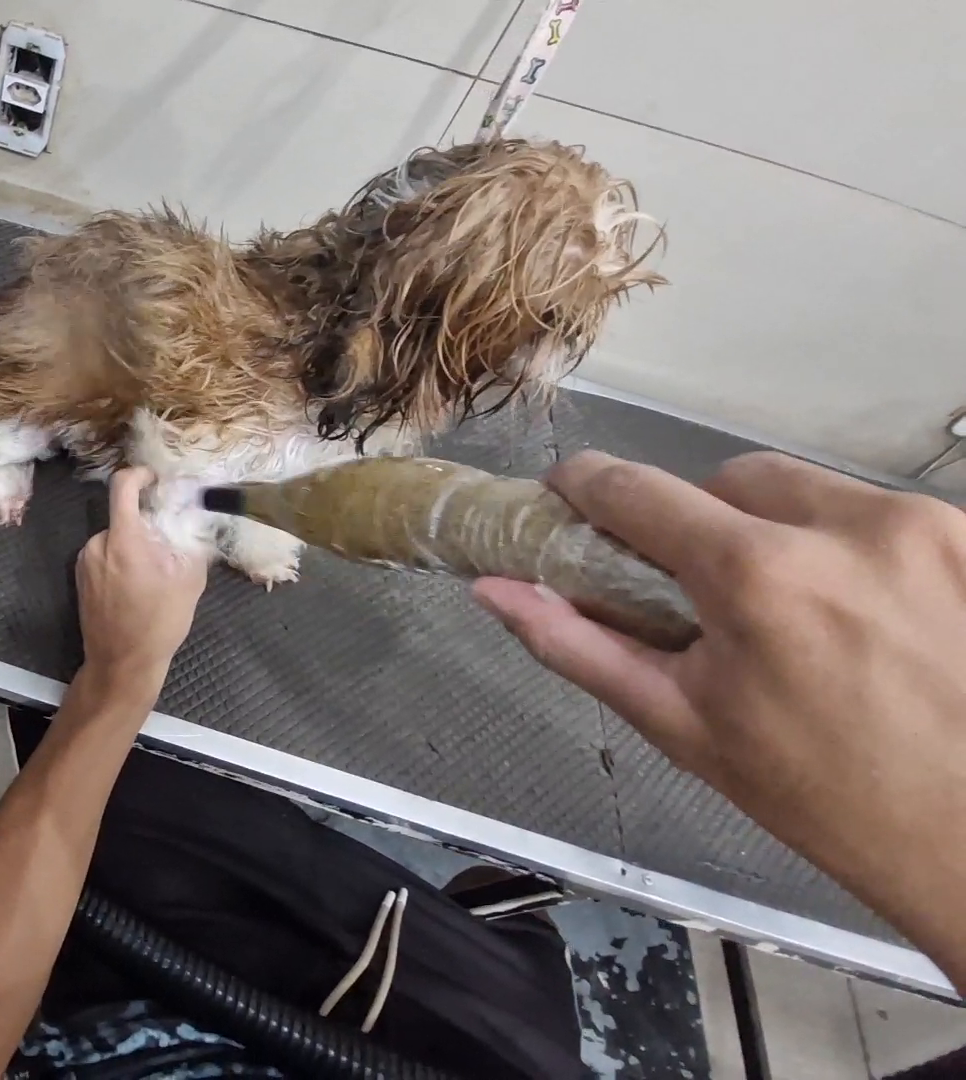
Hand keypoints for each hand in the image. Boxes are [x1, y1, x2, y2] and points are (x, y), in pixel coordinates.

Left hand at [76, 468, 208, 690]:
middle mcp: (97, 544)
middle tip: (168, 547)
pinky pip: (104, 556)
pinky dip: (120, 561)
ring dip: (133, 546)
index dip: (140, 475)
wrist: (122, 663)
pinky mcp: (79, 578)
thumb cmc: (159, 622)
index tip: (154, 480)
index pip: (123, 486)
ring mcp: (84, 562)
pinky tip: (136, 587)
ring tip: (154, 576)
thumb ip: (191, 539)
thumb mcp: (189, 579)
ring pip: (114, 539)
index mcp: (123, 539)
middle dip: (146, 526)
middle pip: (123, 518)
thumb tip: (195, 515)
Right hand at [473, 450, 965, 979]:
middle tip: (697, 585)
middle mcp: (854, 528)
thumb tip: (489, 589)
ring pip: (813, 490)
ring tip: (790, 604)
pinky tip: (866, 613)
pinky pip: (884, 516)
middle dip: (696, 518)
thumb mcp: (672, 718)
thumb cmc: (816, 791)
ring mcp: (943, 531)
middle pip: (730, 478)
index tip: (566, 498)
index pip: (635, 487)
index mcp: (756, 572)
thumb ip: (571, 643)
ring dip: (776, 527)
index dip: (585, 484)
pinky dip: (850, 546)